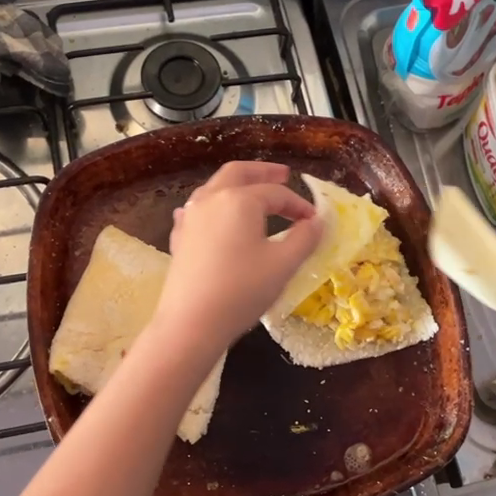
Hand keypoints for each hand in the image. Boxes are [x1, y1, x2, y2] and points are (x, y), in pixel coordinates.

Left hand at [153, 161, 322, 353]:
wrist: (191, 323)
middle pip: (238, 173)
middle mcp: (211, 200)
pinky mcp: (180, 238)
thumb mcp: (283, 265)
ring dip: (237, 185)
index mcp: (239, 201)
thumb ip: (304, 238)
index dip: (298, 204)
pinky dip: (212, 206)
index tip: (314, 220)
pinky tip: (212, 215)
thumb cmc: (242, 291)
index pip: (276, 193)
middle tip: (283, 175)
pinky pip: (197, 210)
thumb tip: (315, 222)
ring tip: (252, 192)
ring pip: (214, 188)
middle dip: (263, 172)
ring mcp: (190, 218)